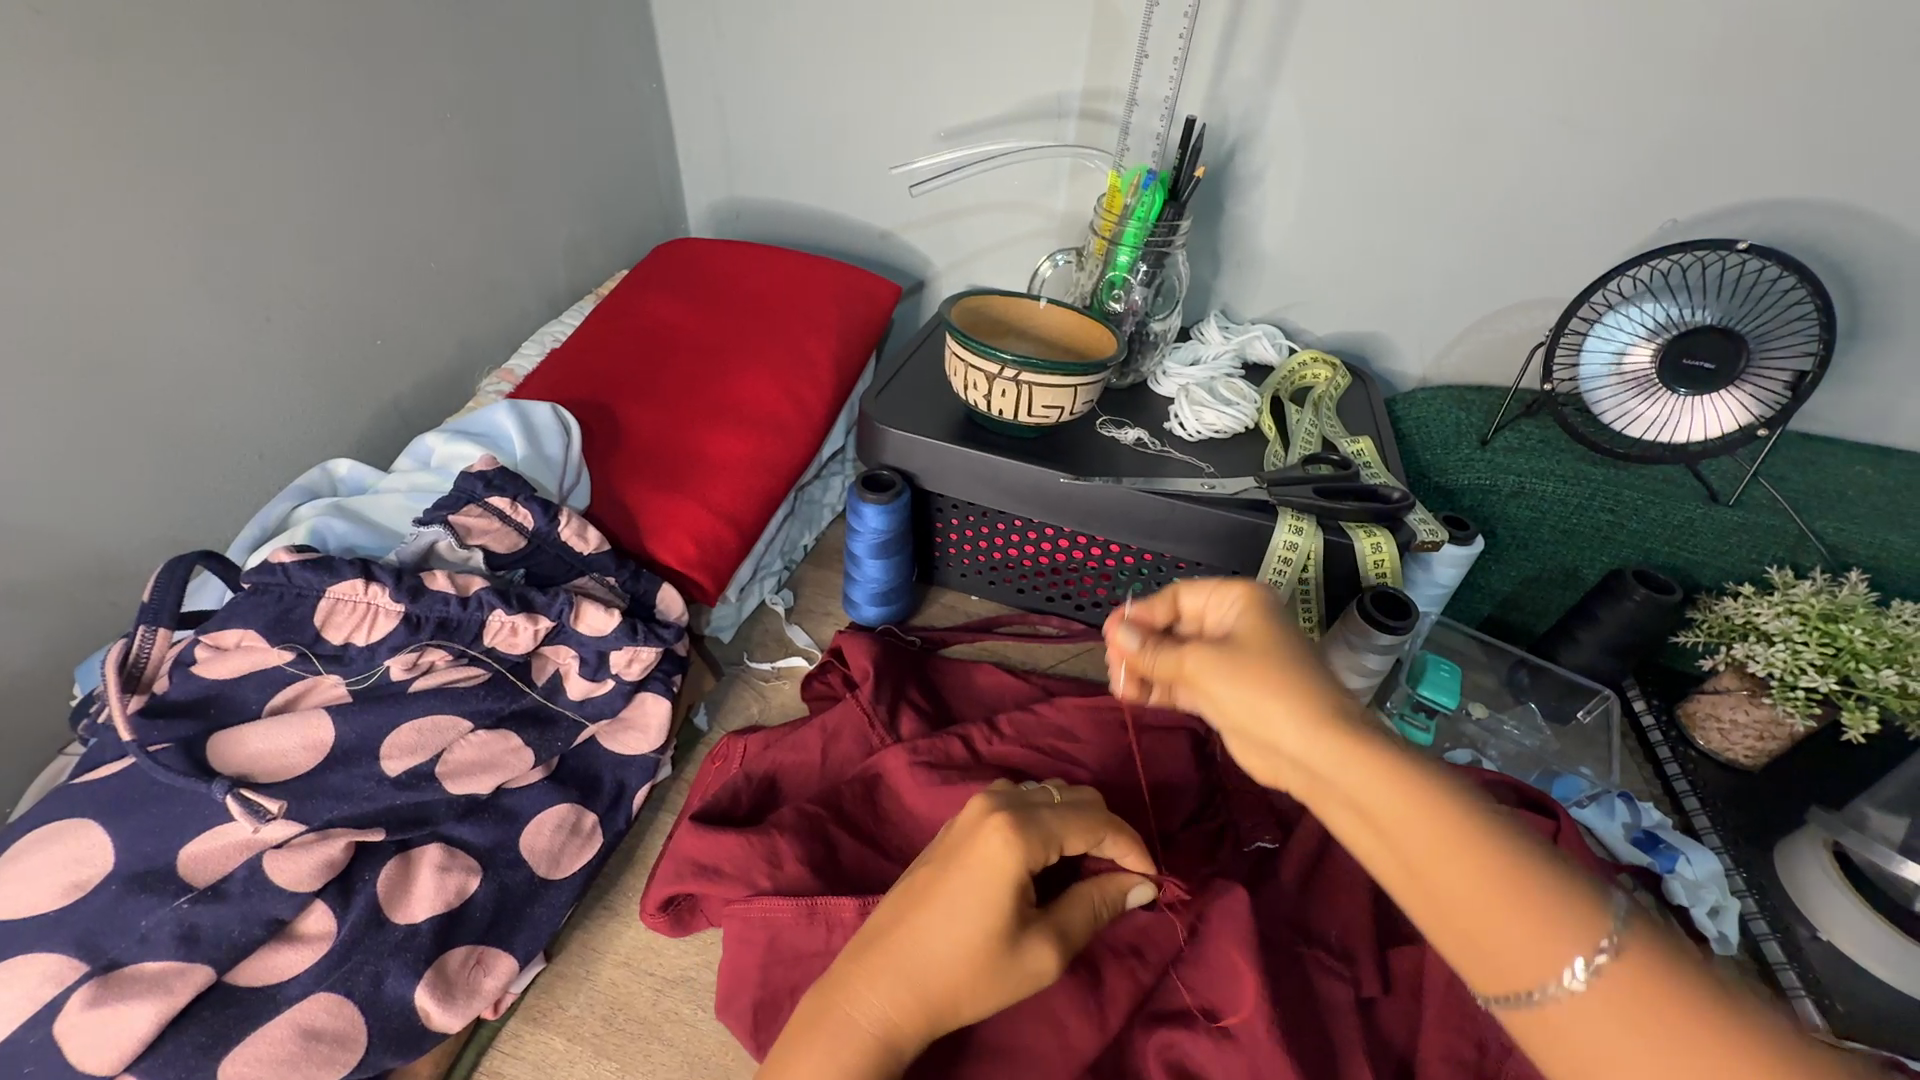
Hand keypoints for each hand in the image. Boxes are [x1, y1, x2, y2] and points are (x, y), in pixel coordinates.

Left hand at [798, 780, 1158, 1061]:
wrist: (884, 981)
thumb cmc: (967, 973)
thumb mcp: (1044, 949)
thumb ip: (1096, 906)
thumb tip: (1140, 884)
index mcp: (1017, 829)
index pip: (1096, 818)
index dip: (1132, 847)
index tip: (1152, 882)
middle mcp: (995, 801)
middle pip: (1073, 796)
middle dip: (1107, 832)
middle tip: (1121, 880)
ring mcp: (971, 807)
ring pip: (1045, 794)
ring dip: (1075, 823)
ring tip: (1086, 873)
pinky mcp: (957, 820)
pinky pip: (1017, 801)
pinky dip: (1045, 821)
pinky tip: (1047, 862)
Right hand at [1104, 578, 1370, 791]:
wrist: (1315, 751)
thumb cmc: (1261, 690)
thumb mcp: (1202, 665)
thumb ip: (1154, 650)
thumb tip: (1116, 633)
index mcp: (1235, 601)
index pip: (1176, 597)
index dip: (1141, 614)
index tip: (1110, 634)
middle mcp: (1231, 625)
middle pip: (1173, 627)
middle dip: (1140, 645)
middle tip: (1112, 663)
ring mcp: (1228, 662)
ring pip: (1174, 658)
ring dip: (1145, 669)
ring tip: (1118, 684)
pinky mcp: (1223, 694)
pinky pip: (1182, 683)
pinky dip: (1159, 688)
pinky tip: (1131, 696)